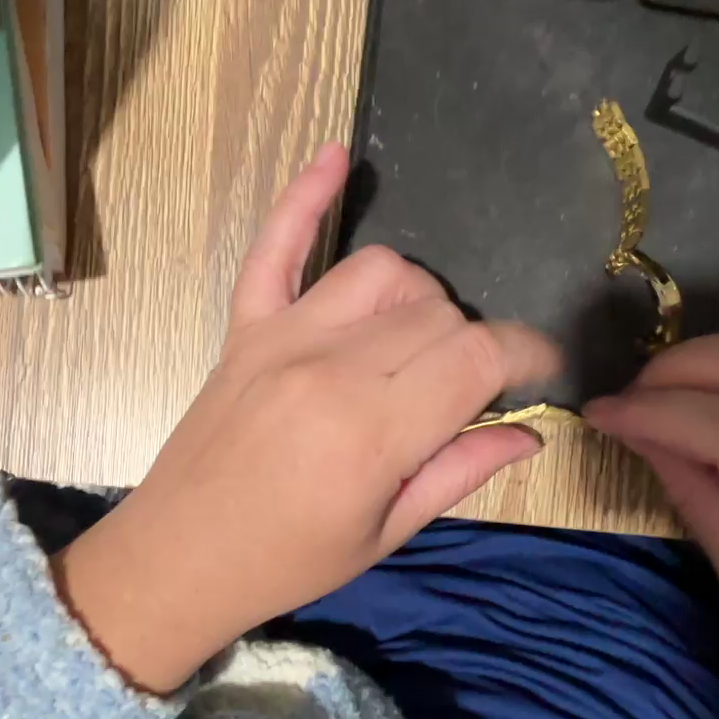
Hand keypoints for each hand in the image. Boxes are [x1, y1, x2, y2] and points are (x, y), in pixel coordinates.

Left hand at [54, 144, 558, 694]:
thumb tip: (530, 432)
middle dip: (473, 344)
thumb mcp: (385, 534)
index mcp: (373, 433)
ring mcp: (281, 337)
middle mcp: (331, 368)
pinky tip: (335, 156)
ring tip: (417, 342)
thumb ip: (460, 473)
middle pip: (437, 314)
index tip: (540, 371)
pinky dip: (304, 198)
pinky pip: (275, 246)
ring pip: (382, 273)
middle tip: (465, 391)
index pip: (478, 357)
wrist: (178, 558)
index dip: (527, 355)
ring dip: (420, 298)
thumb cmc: (288, 562)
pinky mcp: (244, 326)